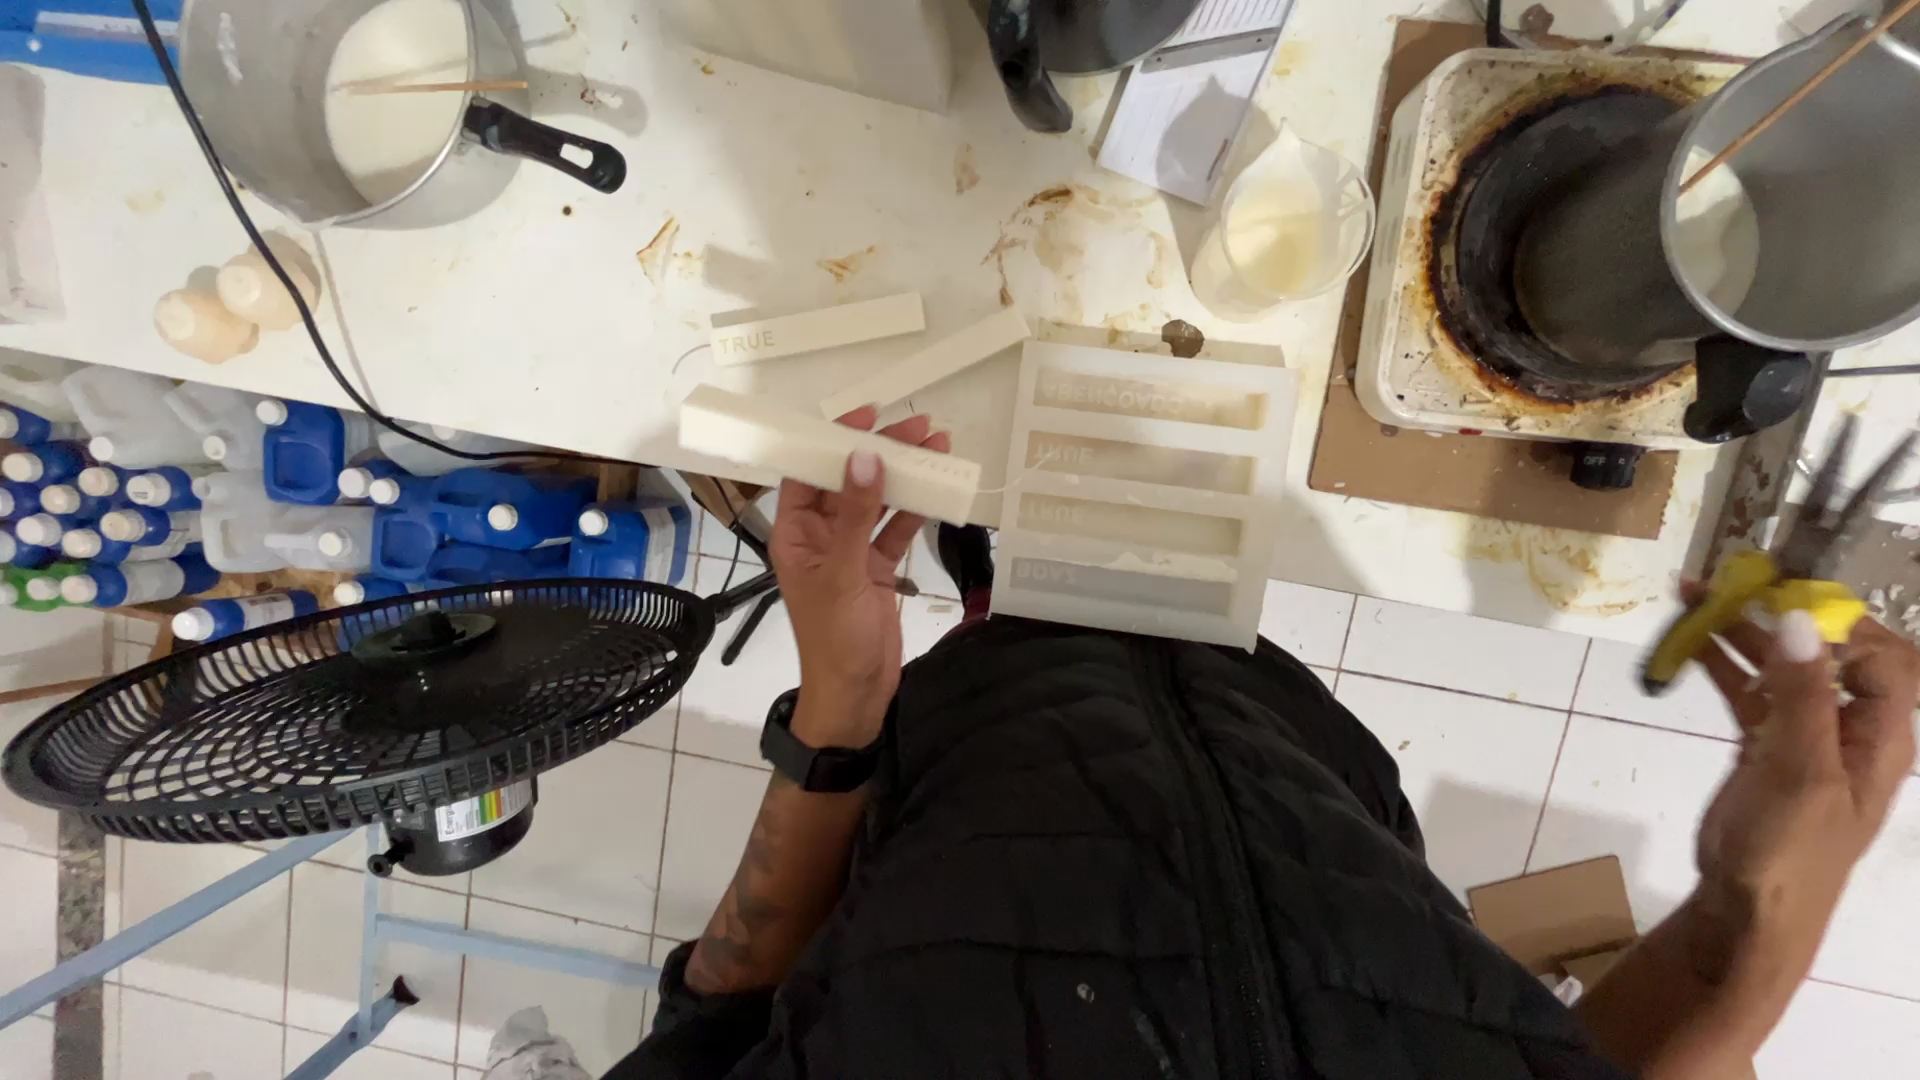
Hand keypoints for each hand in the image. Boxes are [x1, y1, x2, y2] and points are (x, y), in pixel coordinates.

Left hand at [767, 408, 949, 747]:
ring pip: (877, 502)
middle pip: (849, 481)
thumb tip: (864, 458)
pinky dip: (916, 510)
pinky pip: (896, 529)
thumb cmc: (835, 639)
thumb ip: (855, 515)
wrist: (858, 695)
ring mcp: (851, 551)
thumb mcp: (843, 573)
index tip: (867, 416)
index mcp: (795, 533)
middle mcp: (820, 535)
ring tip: (937, 446)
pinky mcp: (877, 567)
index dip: (834, 441)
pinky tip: (938, 488)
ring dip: (904, 477)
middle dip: (881, 453)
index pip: (808, 473)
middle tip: (918, 426)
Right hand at [1687, 587, 1918, 966]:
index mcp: (1881, 733)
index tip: (1774, 593)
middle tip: (1722, 583)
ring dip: (1737, 632)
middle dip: (1778, 614)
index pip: (1879, 658)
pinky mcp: (1762, 742)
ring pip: (1777, 667)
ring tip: (1688, 597)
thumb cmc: (1792, 843)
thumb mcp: (1800, 768)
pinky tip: (1686, 642)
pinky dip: (1718, 663)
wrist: (1757, 900)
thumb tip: (1799, 622)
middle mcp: (1849, 724)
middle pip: (1823, 654)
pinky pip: (1745, 690)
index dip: (1835, 621)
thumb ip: (1802, 695)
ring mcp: (1802, 732)